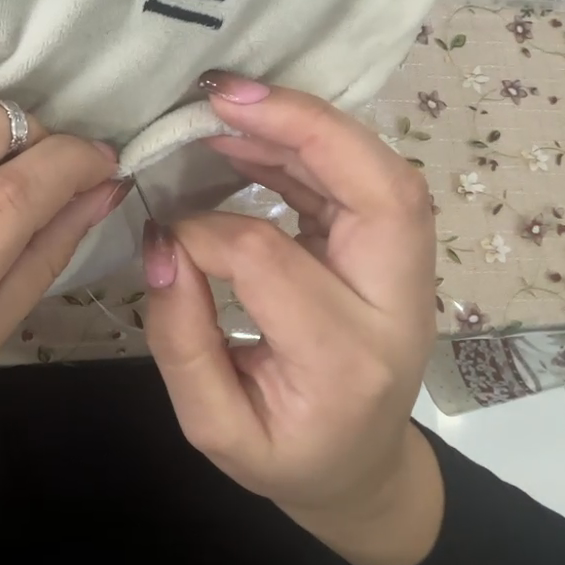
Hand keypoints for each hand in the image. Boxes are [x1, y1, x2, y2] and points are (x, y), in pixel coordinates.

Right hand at [141, 72, 444, 564]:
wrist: (359, 470)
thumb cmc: (284, 453)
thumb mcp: (212, 426)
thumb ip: (180, 340)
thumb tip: (162, 248)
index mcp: (343, 359)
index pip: (268, 258)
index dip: (199, 233)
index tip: (158, 238)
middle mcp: (394, 309)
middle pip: (385, 193)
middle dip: (305, 126)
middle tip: (222, 94)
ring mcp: (406, 277)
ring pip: (385, 175)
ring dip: (307, 125)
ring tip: (227, 103)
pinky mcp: (391, 256)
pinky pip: (364, 182)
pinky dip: (309, 145)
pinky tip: (251, 133)